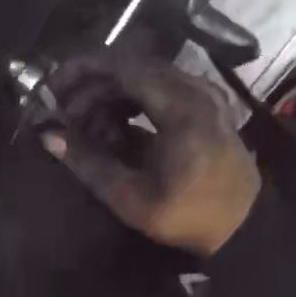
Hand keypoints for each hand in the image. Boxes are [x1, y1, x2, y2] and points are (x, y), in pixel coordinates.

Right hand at [41, 53, 260, 256]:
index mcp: (181, 108)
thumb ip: (89, 163)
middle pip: (132, 69)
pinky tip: (114, 130)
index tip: (54, 87)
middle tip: (64, 114)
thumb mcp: (132, 199)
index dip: (83, 71)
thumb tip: (49, 136)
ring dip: (110, 96)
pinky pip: (160, 89)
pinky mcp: (205, 106)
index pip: (124, 67)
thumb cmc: (189, 217)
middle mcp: (195, 91)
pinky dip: (132, 102)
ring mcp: (203, 96)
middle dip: (92, 86)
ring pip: (144, 78)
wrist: (246, 229)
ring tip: (86, 128)